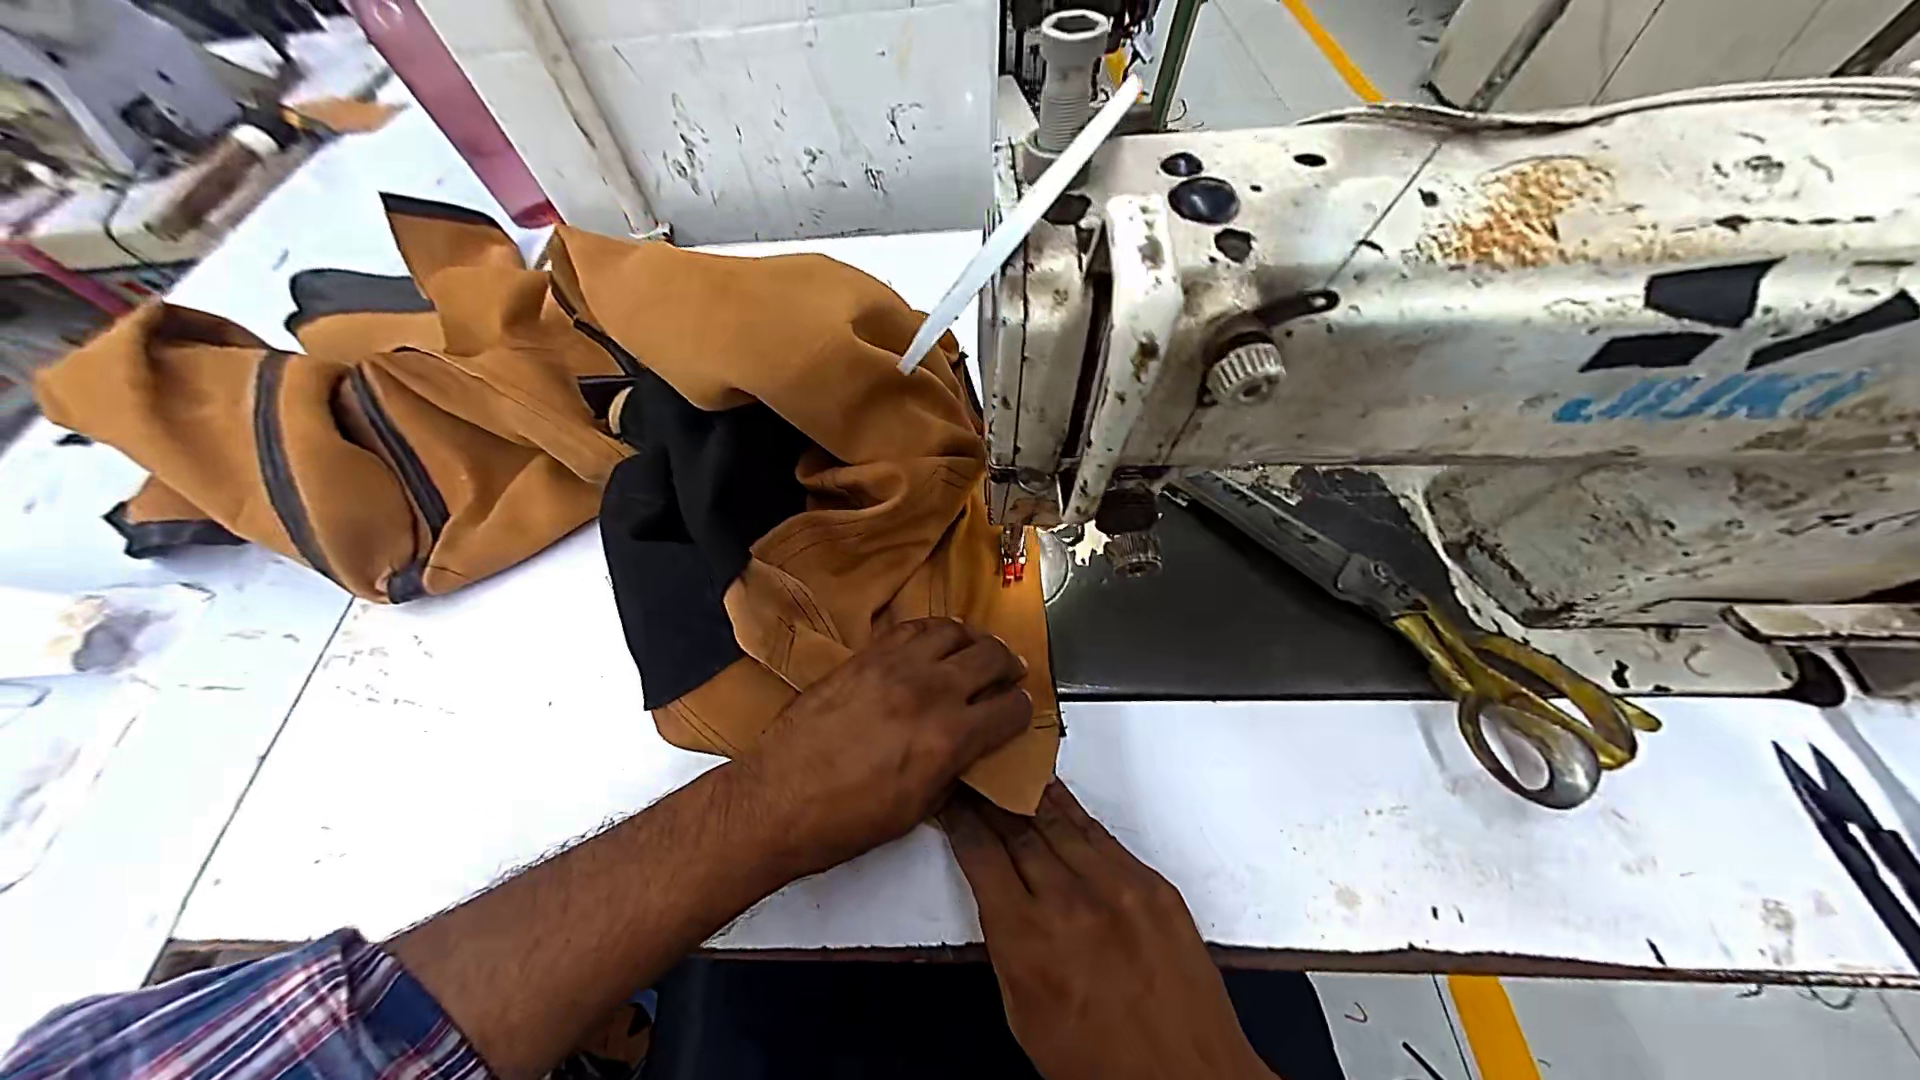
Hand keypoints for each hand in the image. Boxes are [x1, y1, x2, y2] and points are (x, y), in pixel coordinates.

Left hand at [738, 617, 1032, 877]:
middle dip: (1009, 664)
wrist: (777, 799)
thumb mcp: (916, 809)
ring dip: (973, 639)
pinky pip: (911, 627)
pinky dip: (932, 630)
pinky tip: (933, 642)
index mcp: (949, 738)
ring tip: (975, 649)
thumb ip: (953, 769)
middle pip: (991, 656)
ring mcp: (895, 666)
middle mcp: (929, 692)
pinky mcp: (865, 656)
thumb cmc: (842, 819)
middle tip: (1009, 671)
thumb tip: (968, 748)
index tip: (1020, 708)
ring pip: (953, 630)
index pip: (1009, 708)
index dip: (1022, 708)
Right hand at [942, 782, 1273, 1079]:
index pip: (982, 855)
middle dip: (991, 799)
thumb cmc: (1102, 1063)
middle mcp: (1071, 903)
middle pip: (1018, 828)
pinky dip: (1072, 811)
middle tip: (976, 778)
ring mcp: (1118, 888)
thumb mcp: (1024, 1014)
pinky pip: (1101, 833)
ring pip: (1059, 820)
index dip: (961, 821)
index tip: (952, 803)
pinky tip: (1055, 796)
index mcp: (1029, 941)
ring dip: (1029, 792)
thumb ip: (1005, 942)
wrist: (1188, 1079)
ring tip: (1010, 770)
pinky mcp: (1152, 884)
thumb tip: (993, 887)